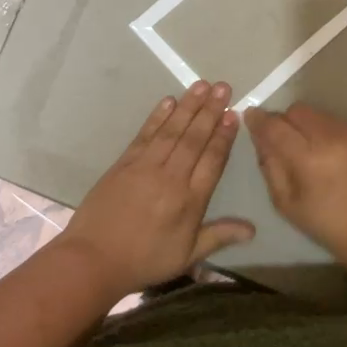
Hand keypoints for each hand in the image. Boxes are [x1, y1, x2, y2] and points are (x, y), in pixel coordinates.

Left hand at [57, 81, 253, 294]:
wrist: (93, 260)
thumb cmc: (144, 261)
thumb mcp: (186, 256)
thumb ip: (219, 236)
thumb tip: (252, 229)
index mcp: (189, 201)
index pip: (212, 160)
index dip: (223, 136)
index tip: (233, 114)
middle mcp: (170, 177)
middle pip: (194, 138)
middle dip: (210, 111)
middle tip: (223, 87)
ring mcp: (145, 167)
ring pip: (172, 130)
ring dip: (188, 106)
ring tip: (202, 85)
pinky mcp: (124, 164)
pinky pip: (145, 134)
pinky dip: (158, 116)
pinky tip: (169, 101)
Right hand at [244, 103, 346, 265]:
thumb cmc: (326, 222)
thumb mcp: (285, 202)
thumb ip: (269, 165)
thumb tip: (259, 136)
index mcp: (309, 160)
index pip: (275, 127)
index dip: (259, 119)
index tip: (251, 116)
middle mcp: (333, 139)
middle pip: (297, 111)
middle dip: (286, 121)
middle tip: (286, 140)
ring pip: (319, 114)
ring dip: (309, 127)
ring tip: (314, 151)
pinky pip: (339, 123)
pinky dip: (330, 134)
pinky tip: (336, 156)